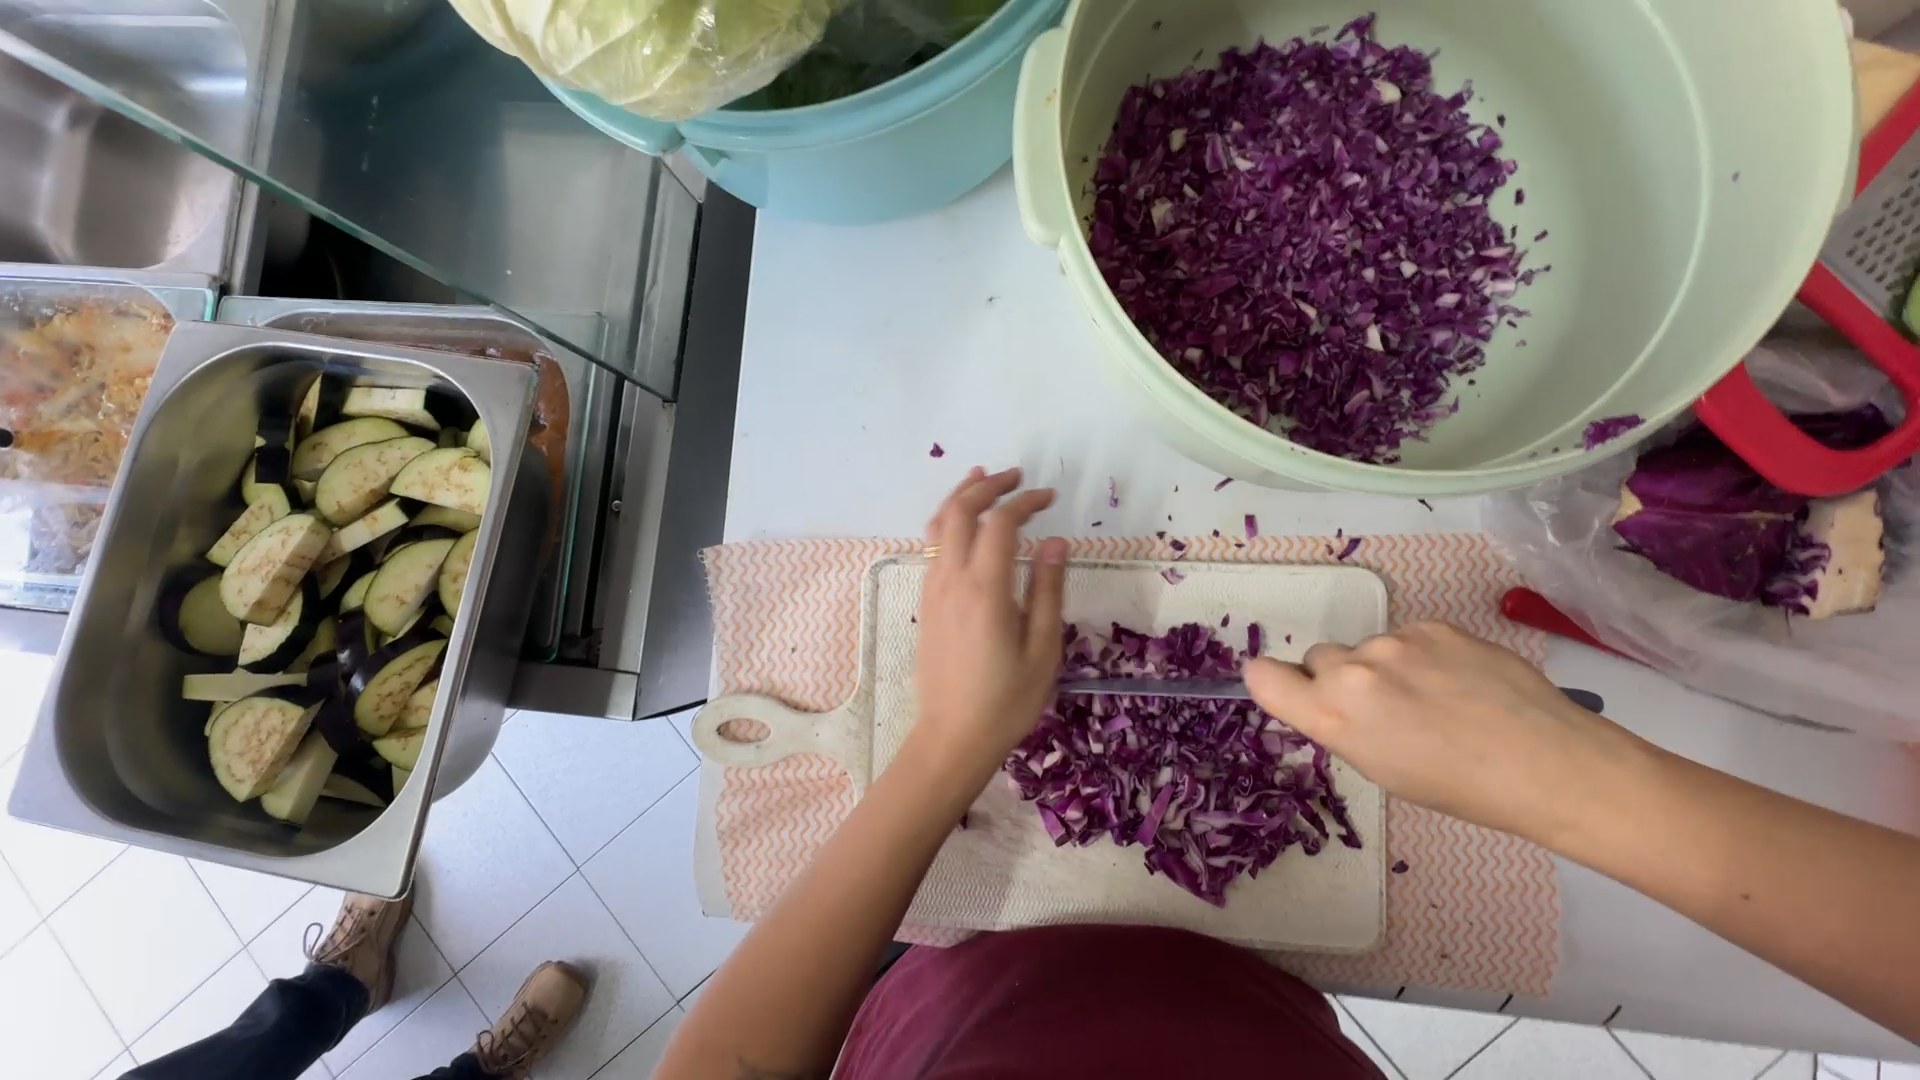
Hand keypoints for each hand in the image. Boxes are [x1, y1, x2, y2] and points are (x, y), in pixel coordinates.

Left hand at [910, 467, 1068, 779]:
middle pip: (960, 511)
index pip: (1001, 523)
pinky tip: (966, 524)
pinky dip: (949, 521)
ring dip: (961, 496)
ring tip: (983, 479)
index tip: (1050, 498)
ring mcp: (933, 590)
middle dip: (987, 485)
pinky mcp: (926, 603)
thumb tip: (1057, 543)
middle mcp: (951, 580)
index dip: (1026, 502)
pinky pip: (933, 546)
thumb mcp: (1043, 649)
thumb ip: (1048, 590)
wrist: (953, 736)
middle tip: (1016, 476)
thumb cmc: (1006, 700)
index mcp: (985, 589)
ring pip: (939, 524)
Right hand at [1244, 622, 1645, 843]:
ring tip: (1434, 698)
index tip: (1296, 694)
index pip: (1262, 675)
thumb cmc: (1458, 787)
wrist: (1551, 764)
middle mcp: (1353, 670)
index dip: (1275, 683)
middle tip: (1384, 709)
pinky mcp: (1433, 625)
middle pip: (1318, 659)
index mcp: (1333, 715)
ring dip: (1384, 667)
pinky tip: (1459, 682)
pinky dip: (1421, 656)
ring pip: (1366, 647)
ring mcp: (1395, 641)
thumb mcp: (1378, 768)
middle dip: (1339, 679)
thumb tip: (1327, 699)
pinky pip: (1407, 637)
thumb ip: (1338, 724)